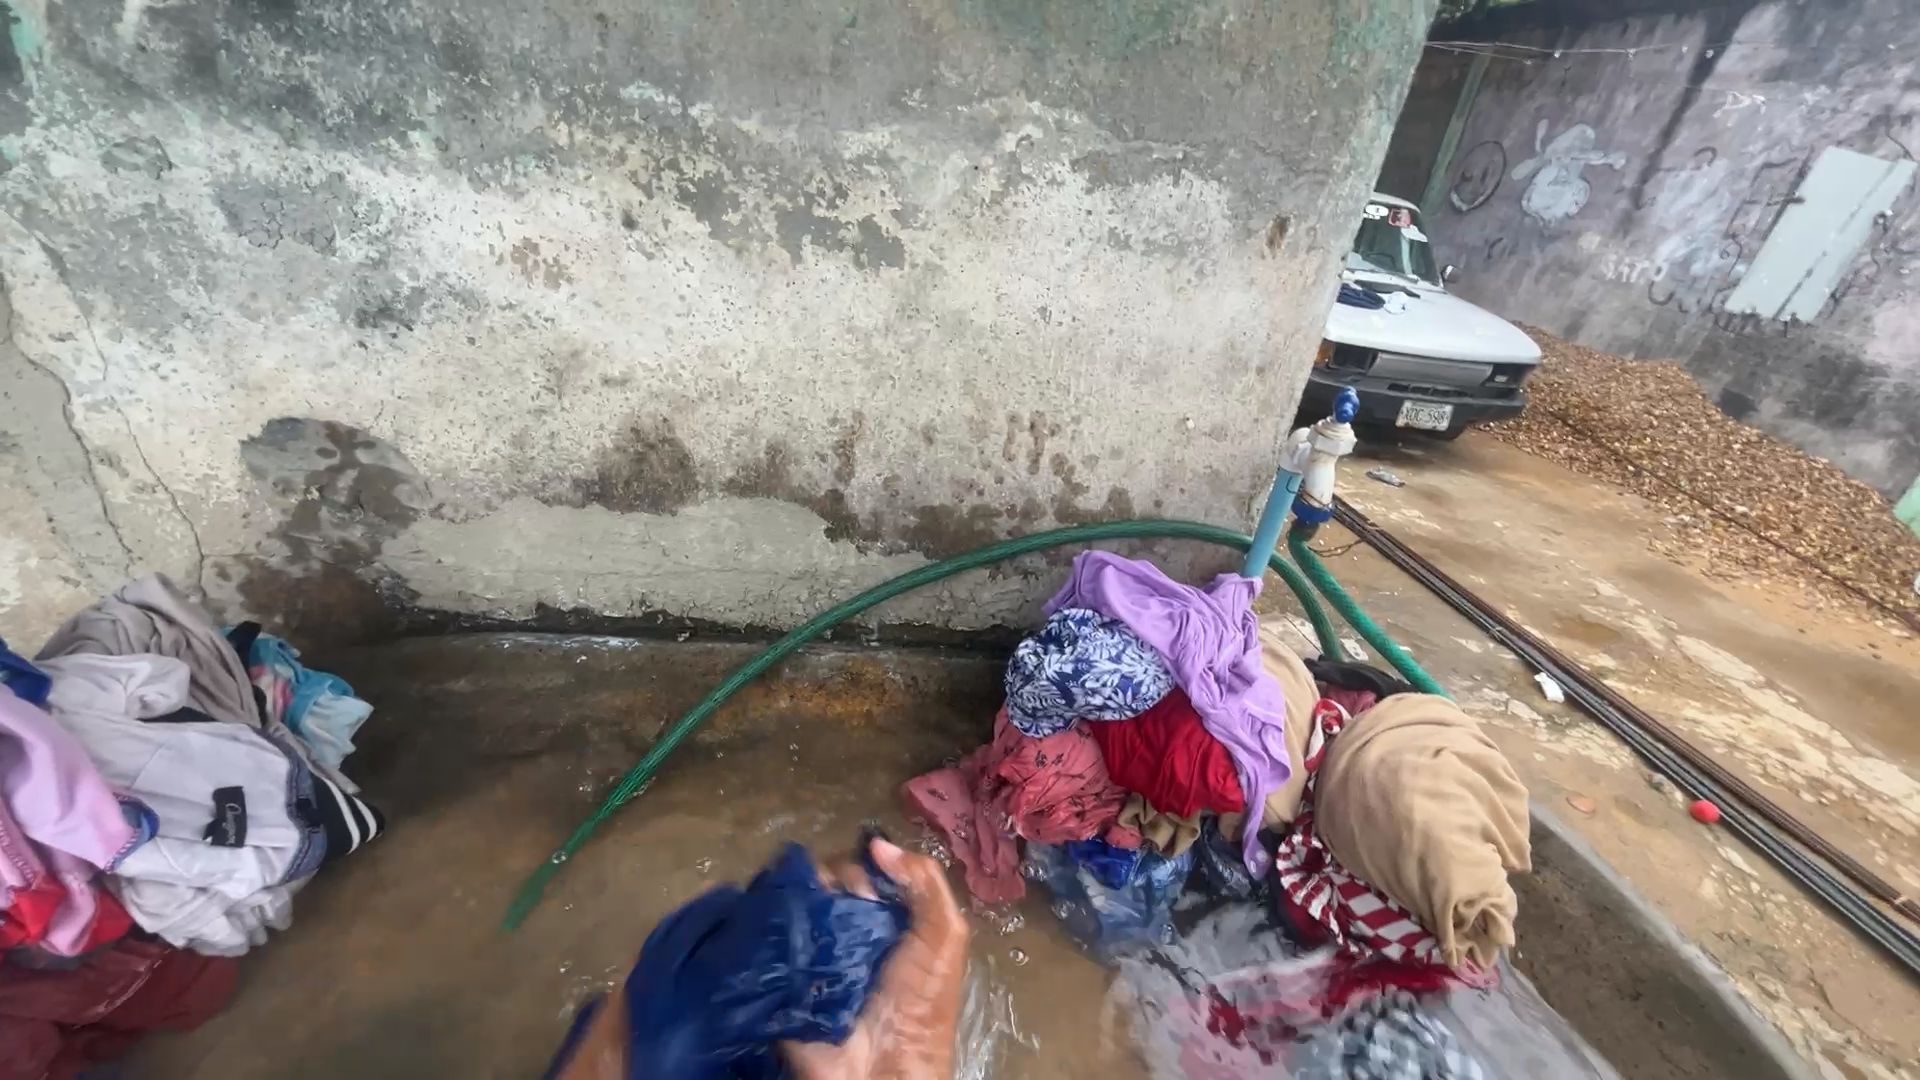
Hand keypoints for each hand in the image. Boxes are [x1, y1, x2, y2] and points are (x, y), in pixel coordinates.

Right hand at [784, 837, 970, 1079]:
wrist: (883, 1069)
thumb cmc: (921, 999)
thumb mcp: (945, 935)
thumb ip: (924, 881)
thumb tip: (877, 843)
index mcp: (889, 916)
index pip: (867, 869)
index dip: (864, 864)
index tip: (865, 878)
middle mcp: (851, 927)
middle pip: (830, 880)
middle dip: (834, 880)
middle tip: (842, 904)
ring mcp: (816, 949)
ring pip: (801, 901)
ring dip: (802, 896)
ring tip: (811, 911)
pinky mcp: (786, 972)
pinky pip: (772, 937)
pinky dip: (771, 922)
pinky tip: (777, 915)